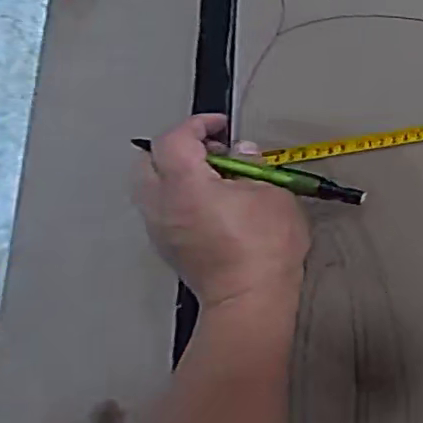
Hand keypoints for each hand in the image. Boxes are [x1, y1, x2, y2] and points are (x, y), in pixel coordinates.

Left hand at [134, 114, 310, 310]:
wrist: (250, 298)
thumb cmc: (266, 244)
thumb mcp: (274, 194)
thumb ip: (254, 167)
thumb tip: (243, 153)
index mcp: (185, 185)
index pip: (173, 139)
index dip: (197, 125)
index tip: (221, 125)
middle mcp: (161, 204)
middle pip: (148, 160)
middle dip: (177, 147)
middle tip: (213, 149)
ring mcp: (158, 228)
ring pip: (149, 186)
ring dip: (176, 172)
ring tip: (215, 177)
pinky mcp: (166, 246)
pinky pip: (160, 207)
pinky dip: (178, 194)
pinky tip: (212, 202)